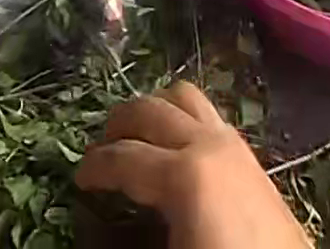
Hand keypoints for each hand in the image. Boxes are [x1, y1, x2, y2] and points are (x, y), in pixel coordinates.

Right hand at [76, 83, 308, 248]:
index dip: (95, 167)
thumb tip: (97, 220)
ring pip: (182, 97)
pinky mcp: (251, 155)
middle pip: (149, 110)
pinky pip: (207, 115)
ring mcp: (233, 144)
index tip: (78, 179)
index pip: (124, 157)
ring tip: (137, 134)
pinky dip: (181, 117)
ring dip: (153, 109)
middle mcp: (207, 143)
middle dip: (118, 124)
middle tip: (102, 149)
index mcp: (184, 173)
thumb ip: (132, 232)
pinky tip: (175, 145)